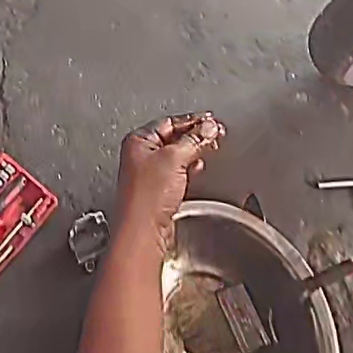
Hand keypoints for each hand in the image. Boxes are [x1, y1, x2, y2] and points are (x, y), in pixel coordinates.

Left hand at [116, 113, 224, 232]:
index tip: (210, 120)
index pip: (169, 122)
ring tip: (210, 148)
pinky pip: (177, 172)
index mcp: (138, 141)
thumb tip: (207, 128)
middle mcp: (140, 156)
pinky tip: (197, 168)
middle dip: (195, 135)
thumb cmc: (146, 197)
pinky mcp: (158, 190)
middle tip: (214, 134)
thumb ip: (194, 140)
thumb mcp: (174, 159)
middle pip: (173, 137)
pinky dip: (189, 168)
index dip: (192, 120)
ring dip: (193, 151)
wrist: (144, 232)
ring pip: (176, 155)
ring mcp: (149, 174)